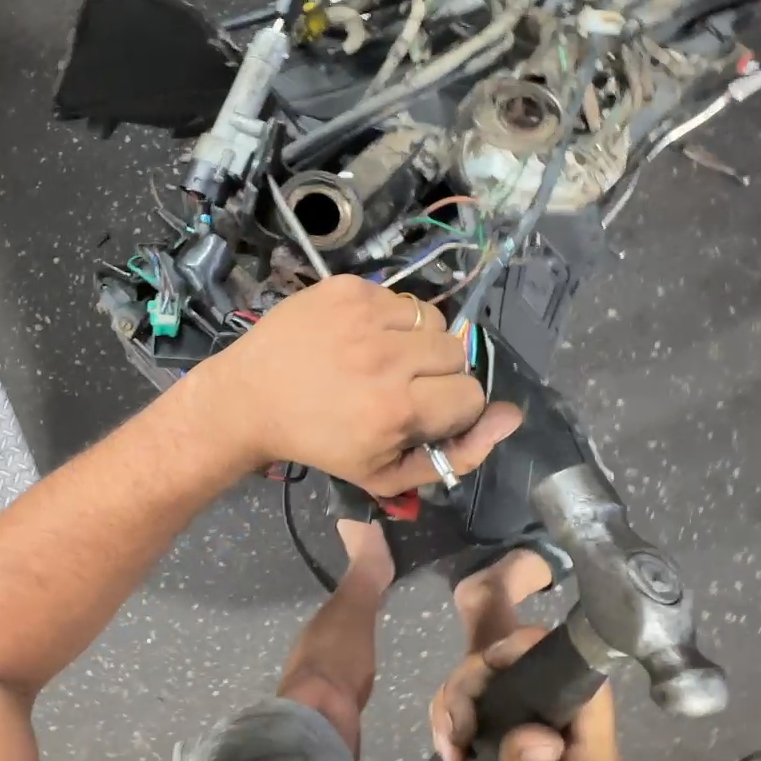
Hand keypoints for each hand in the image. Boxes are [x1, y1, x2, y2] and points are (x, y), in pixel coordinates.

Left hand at [186, 276, 522, 495]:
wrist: (249, 397)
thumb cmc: (318, 442)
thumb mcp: (384, 473)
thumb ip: (456, 456)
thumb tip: (511, 417)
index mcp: (396, 409)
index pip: (472, 395)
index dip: (450, 406)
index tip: (423, 410)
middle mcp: (385, 357)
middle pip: (457, 353)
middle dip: (436, 372)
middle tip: (398, 383)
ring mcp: (363, 315)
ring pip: (432, 319)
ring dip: (416, 341)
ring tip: (380, 356)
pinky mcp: (345, 287)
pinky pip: (398, 297)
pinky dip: (387, 317)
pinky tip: (356, 335)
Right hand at [430, 627, 618, 760]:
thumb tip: (541, 736)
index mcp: (586, 746)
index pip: (582, 675)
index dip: (541, 651)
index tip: (494, 660)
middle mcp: (563, 722)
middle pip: (522, 662)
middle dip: (476, 681)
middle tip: (456, 725)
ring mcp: (533, 717)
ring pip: (490, 673)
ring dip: (457, 699)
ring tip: (450, 744)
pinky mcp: (507, 720)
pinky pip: (472, 692)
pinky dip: (451, 711)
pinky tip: (449, 746)